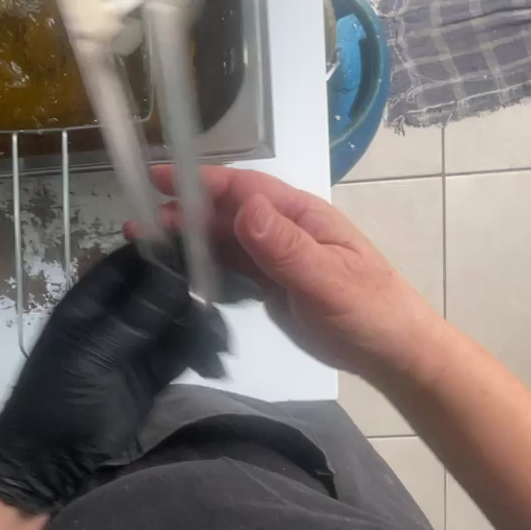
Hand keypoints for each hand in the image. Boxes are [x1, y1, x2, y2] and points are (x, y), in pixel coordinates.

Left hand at [0, 243, 220, 513]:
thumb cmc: (59, 399)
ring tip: (222, 350)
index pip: (137, 259)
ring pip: (180, 318)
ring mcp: (136, 343)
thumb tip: (176, 270)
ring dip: (205, 327)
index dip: (172, 252)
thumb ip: (137, 315)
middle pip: (165, 286)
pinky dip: (202, 353)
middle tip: (238, 299)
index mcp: (92, 299)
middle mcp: (117, 313)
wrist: (48, 460)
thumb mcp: (96, 354)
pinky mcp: (152, 372)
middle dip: (199, 292)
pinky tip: (217, 365)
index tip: (214, 252)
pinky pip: (183, 350)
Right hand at [136, 165, 444, 381]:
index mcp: (298, 215)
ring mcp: (273, 256)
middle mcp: (281, 228)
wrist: (391, 352)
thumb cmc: (368, 310)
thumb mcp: (328, 279)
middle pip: (223, 212)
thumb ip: (285, 247)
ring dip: (186, 238)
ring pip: (222, 239)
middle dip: (182, 211)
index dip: (200, 180)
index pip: (242, 188)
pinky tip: (177, 270)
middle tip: (139, 221)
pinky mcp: (267, 282)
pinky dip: (201, 264)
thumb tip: (243, 208)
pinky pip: (228, 266)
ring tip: (146, 243)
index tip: (160, 176)